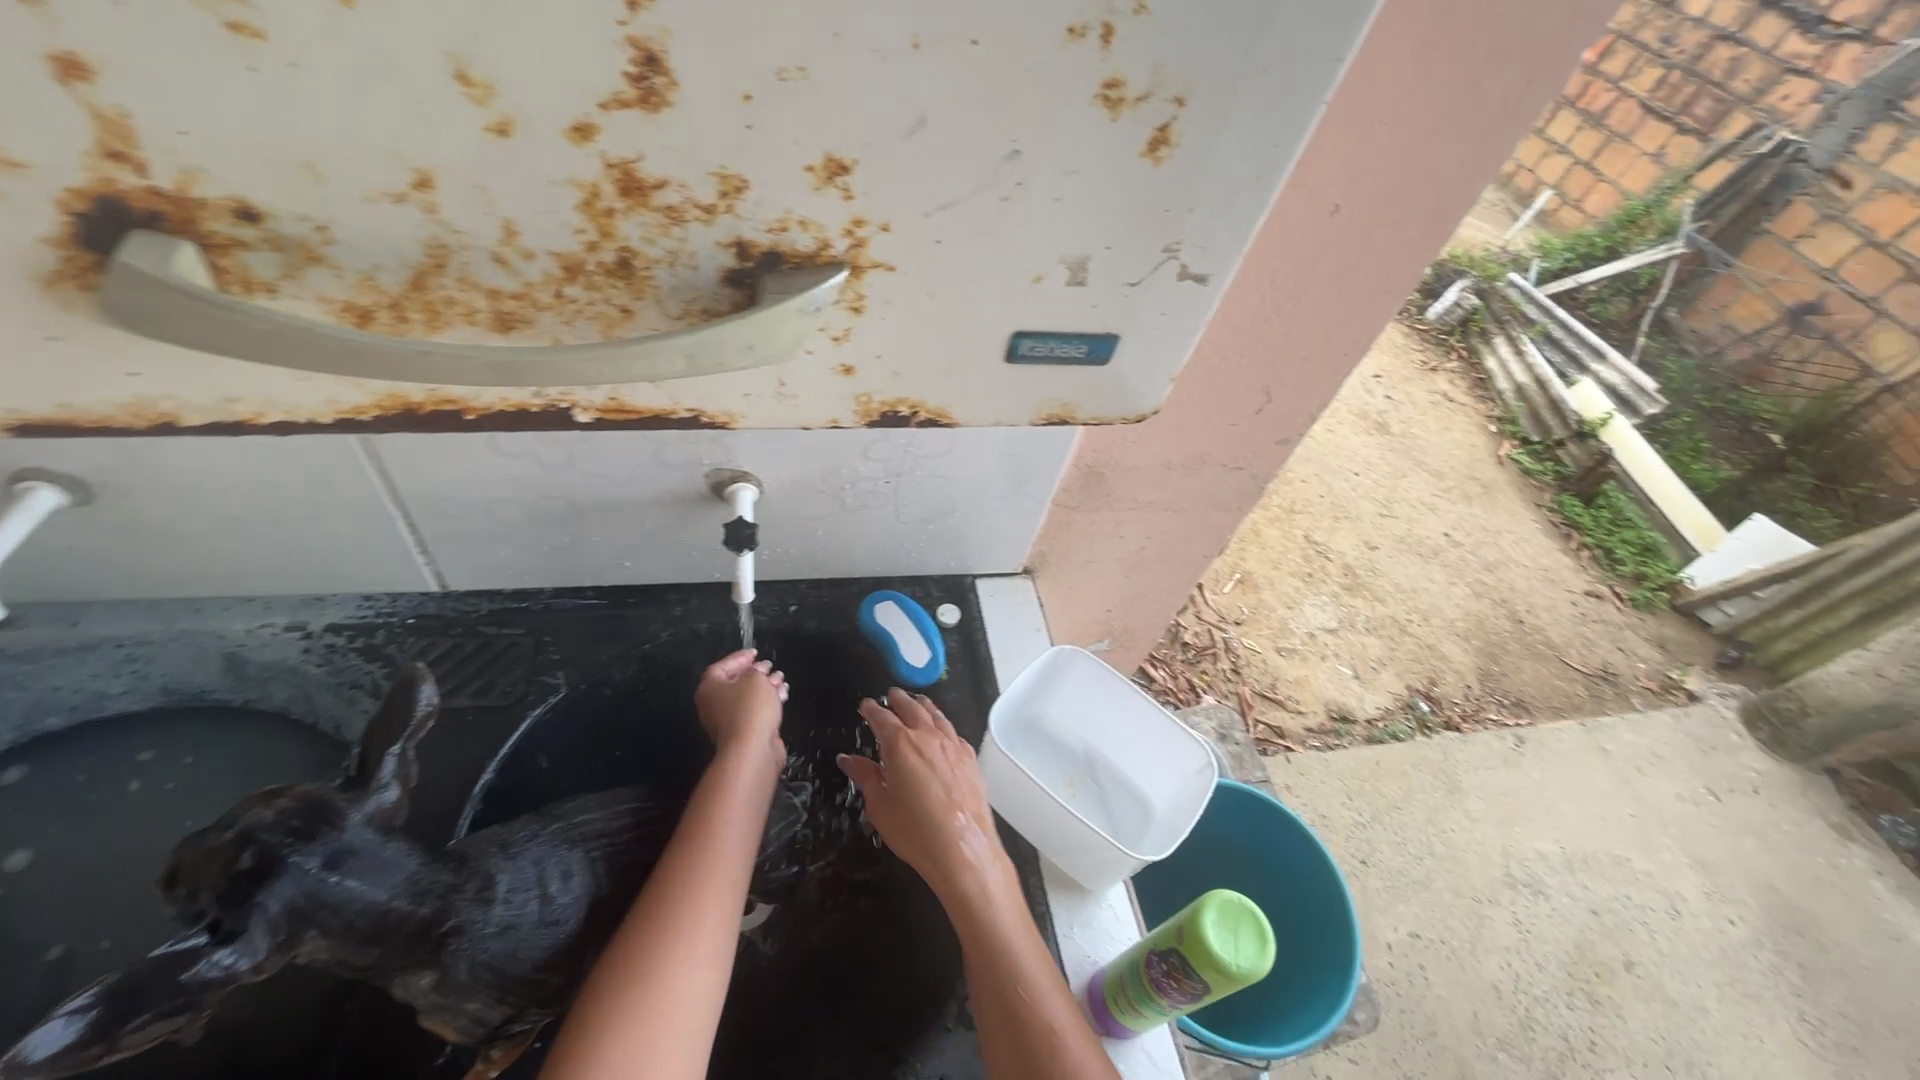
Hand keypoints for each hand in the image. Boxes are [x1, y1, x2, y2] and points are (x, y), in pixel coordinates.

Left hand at [693, 650, 786, 759]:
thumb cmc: (749, 708)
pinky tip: (782, 696)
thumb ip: (756, 671)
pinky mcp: (743, 733)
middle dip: (755, 673)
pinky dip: (768, 702)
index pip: (722, 666)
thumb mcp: (755, 679)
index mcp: (709, 688)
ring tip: (781, 679)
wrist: (752, 749)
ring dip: (765, 687)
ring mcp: (728, 721)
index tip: (755, 653)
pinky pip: (755, 712)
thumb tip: (759, 672)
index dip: (739, 658)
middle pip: (735, 683)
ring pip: (747, 698)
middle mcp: (714, 705)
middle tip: (770, 667)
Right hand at [837, 690, 1013, 907]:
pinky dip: (944, 726)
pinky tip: (944, 731)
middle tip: (892, 694)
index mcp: (900, 744)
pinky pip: (954, 734)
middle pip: (912, 709)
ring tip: (918, 702)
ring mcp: (953, 746)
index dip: (872, 710)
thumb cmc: (914, 830)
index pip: (882, 718)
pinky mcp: (970, 760)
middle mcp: (927, 737)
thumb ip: (866, 776)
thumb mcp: (880, 805)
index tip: (865, 705)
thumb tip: (848, 759)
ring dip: (924, 707)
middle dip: (899, 700)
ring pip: (937, 717)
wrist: (963, 848)